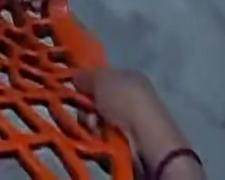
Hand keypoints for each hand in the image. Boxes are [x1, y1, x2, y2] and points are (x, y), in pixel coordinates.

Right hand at [78, 68, 202, 179]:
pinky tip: (101, 141)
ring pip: (98, 121)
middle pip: (98, 101)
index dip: (89, 82)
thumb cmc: (125, 101)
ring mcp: (132, 125)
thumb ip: (85, 76)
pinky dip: (99, 141)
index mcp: (130, 78)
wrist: (149, 142)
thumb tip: (75, 78)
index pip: (103, 77)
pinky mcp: (130, 148)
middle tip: (87, 112)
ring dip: (91, 125)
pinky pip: (104, 141)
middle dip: (88, 107)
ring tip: (95, 129)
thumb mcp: (100, 78)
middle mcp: (132, 100)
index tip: (77, 88)